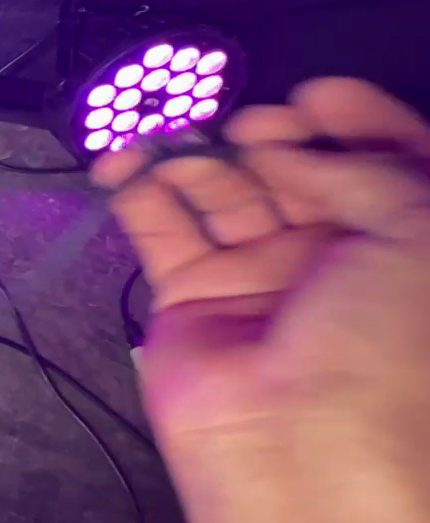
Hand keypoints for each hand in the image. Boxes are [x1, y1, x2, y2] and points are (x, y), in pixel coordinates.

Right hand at [92, 77, 429, 456]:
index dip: (359, 123)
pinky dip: (139, 194)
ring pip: (226, 196)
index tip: (317, 91)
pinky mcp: (189, 288)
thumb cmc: (389, 335)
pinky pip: (163, 229)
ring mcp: (259, 271)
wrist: (296, 431)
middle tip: (247, 124)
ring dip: (197, 160)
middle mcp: (338, 252)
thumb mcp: (419, 237)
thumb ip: (357, 172)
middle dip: (273, 139)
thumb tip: (278, 149)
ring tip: (169, 141)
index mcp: (410, 242)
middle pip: (300, 174)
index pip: (388, 165)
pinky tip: (122, 169)